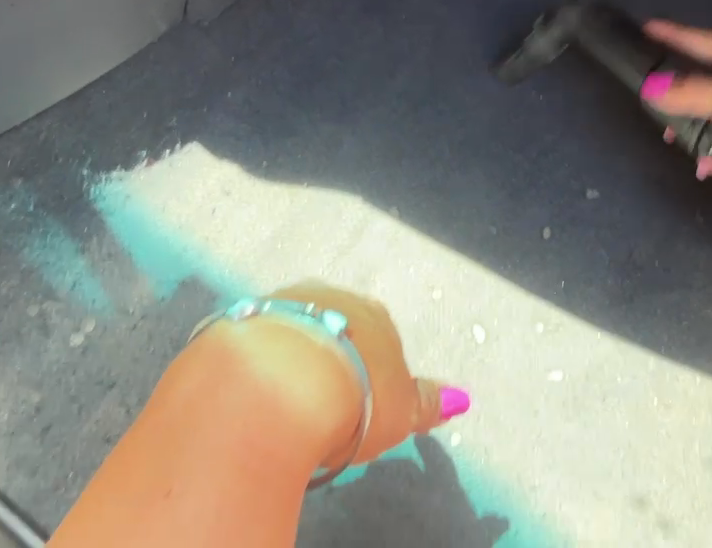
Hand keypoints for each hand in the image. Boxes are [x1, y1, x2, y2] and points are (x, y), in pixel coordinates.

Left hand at [261, 281, 465, 467]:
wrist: (285, 382)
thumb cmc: (357, 400)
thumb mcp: (402, 412)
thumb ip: (428, 403)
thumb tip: (462, 398)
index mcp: (379, 317)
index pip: (381, 338)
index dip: (372, 371)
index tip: (360, 404)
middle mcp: (338, 298)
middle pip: (338, 326)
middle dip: (333, 355)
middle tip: (322, 401)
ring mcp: (291, 301)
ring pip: (298, 326)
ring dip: (294, 352)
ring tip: (284, 397)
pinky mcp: (249, 314)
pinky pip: (260, 336)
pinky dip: (260, 356)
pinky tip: (255, 386)